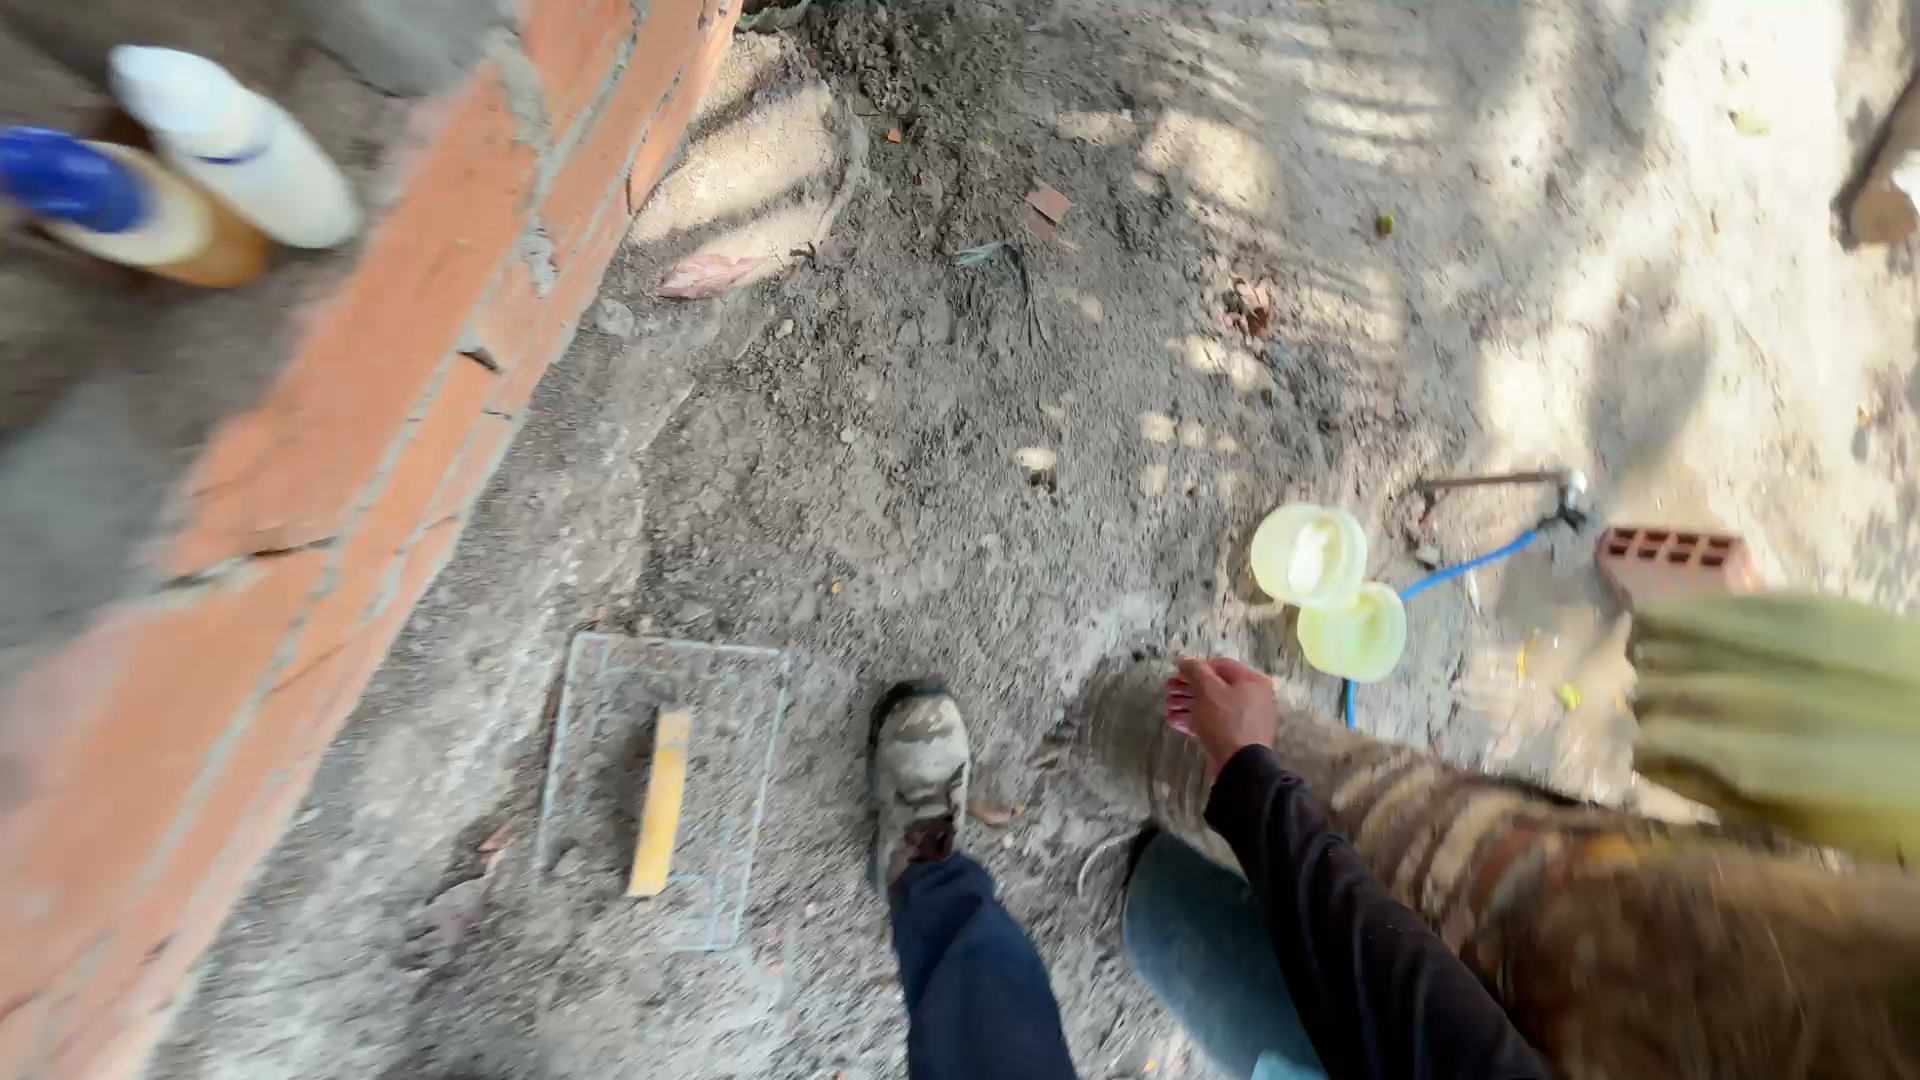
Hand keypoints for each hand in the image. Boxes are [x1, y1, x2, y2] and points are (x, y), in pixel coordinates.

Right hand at [1165, 655, 1279, 779]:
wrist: (1240, 766)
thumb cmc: (1226, 720)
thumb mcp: (1207, 690)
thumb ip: (1194, 670)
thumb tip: (1183, 658)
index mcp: (1252, 682)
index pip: (1220, 665)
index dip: (1196, 667)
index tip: (1177, 675)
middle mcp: (1253, 698)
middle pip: (1214, 686)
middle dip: (1187, 688)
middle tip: (1167, 691)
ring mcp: (1245, 719)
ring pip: (1211, 706)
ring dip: (1187, 704)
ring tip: (1167, 708)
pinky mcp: (1236, 737)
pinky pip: (1214, 723)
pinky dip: (1194, 720)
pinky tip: (1174, 721)